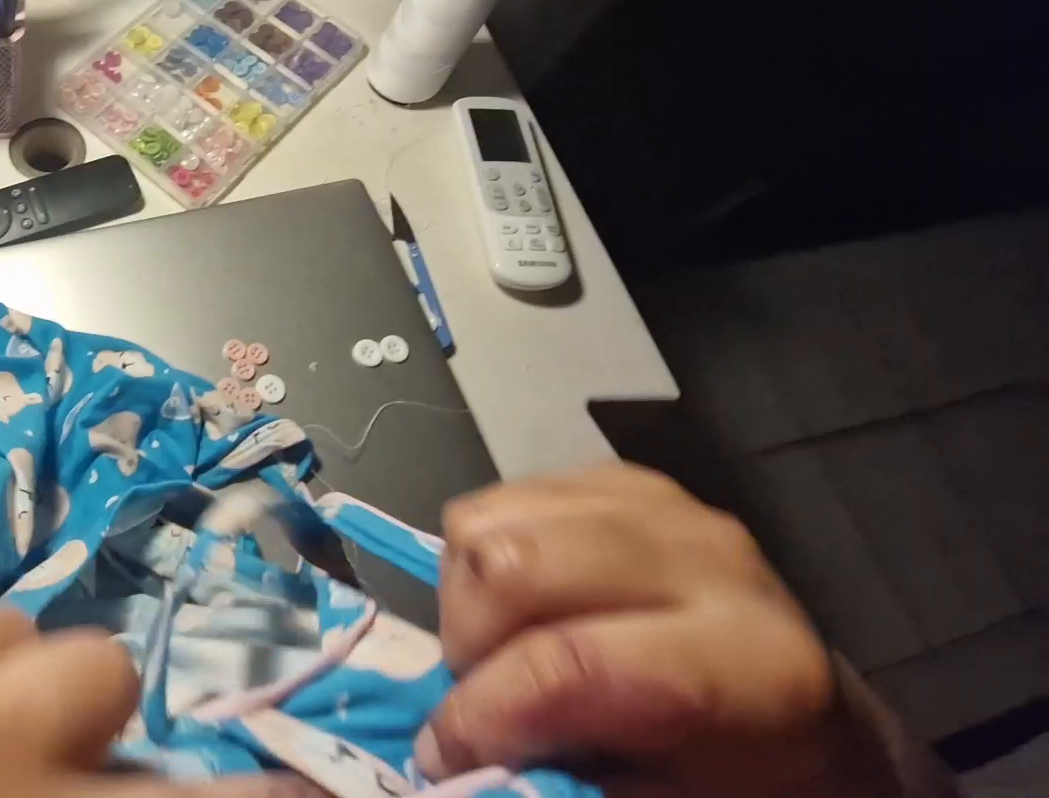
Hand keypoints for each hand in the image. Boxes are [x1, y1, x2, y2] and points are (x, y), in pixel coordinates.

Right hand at [418, 463, 929, 796]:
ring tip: (495, 643)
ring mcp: (647, 499)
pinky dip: (473, 558)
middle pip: (512, 566)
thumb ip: (567, 777)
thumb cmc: (745, 769)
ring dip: (462, 595)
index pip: (576, 665)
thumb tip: (452, 760)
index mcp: (749, 658)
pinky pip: (488, 502)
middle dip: (466, 638)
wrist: (801, 689)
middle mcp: (699, 554)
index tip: (444, 752)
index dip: (491, 710)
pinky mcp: (604, 475)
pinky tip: (513, 600)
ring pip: (482, 526)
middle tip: (476, 689)